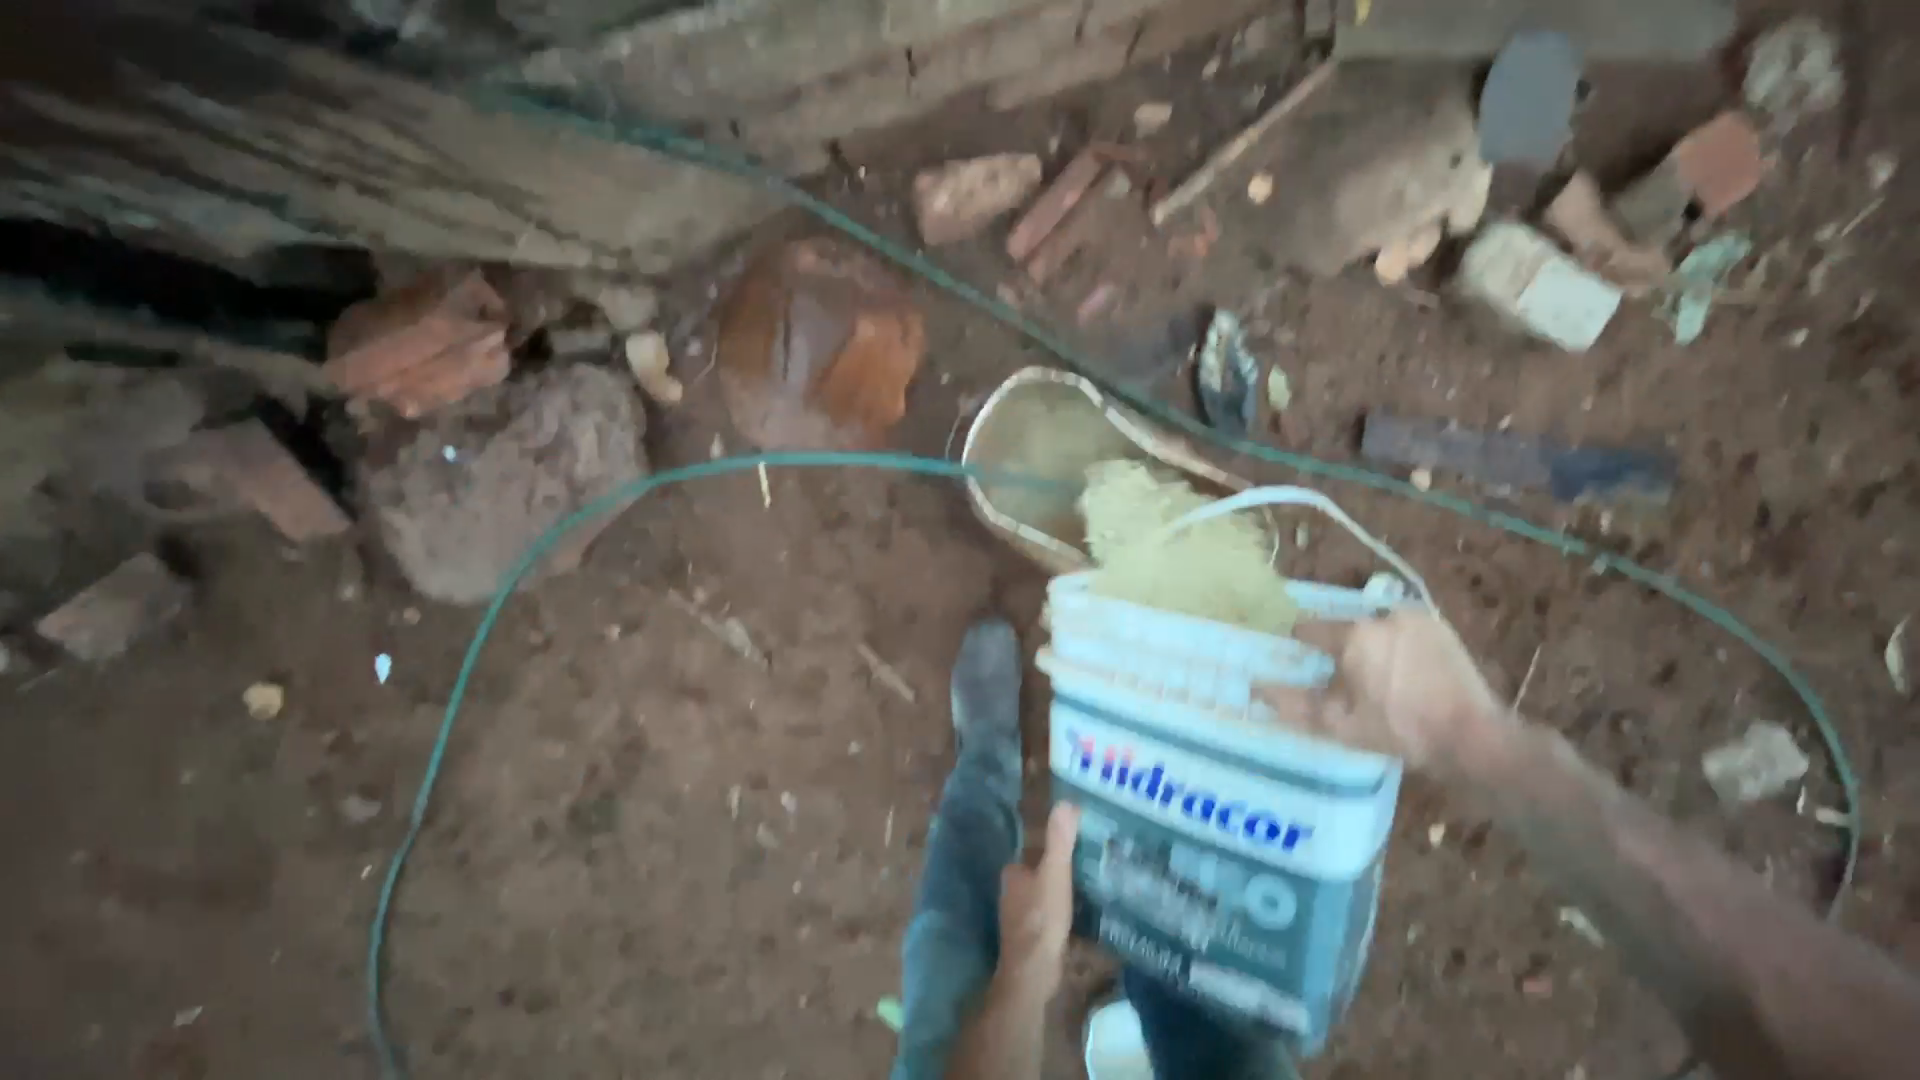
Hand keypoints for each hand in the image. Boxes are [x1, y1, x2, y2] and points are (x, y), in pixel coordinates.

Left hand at [995, 802, 1080, 998]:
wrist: (1032, 972)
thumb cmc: (1042, 917)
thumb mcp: (1055, 873)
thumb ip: (1060, 840)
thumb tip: (1066, 803)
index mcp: (1012, 873)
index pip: (1033, 853)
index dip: (1053, 850)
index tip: (1077, 848)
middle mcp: (1010, 894)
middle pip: (1038, 876)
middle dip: (1057, 874)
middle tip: (1088, 869)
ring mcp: (1018, 919)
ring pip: (1042, 898)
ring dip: (1060, 896)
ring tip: (1088, 892)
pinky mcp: (1029, 940)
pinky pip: (1047, 919)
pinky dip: (1060, 917)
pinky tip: (1079, 920)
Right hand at [1261, 611, 1513, 774]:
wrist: (1472, 737)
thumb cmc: (1400, 731)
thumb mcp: (1340, 724)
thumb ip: (1295, 704)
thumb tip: (1257, 687)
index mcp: (1353, 635)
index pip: (1309, 628)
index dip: (1303, 647)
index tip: (1307, 667)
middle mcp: (1381, 616)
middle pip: (1343, 627)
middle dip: (1341, 650)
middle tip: (1350, 683)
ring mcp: (1415, 618)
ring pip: (1374, 627)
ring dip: (1370, 646)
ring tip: (1381, 680)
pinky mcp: (1440, 627)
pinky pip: (1403, 629)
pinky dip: (1398, 645)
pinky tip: (1407, 674)